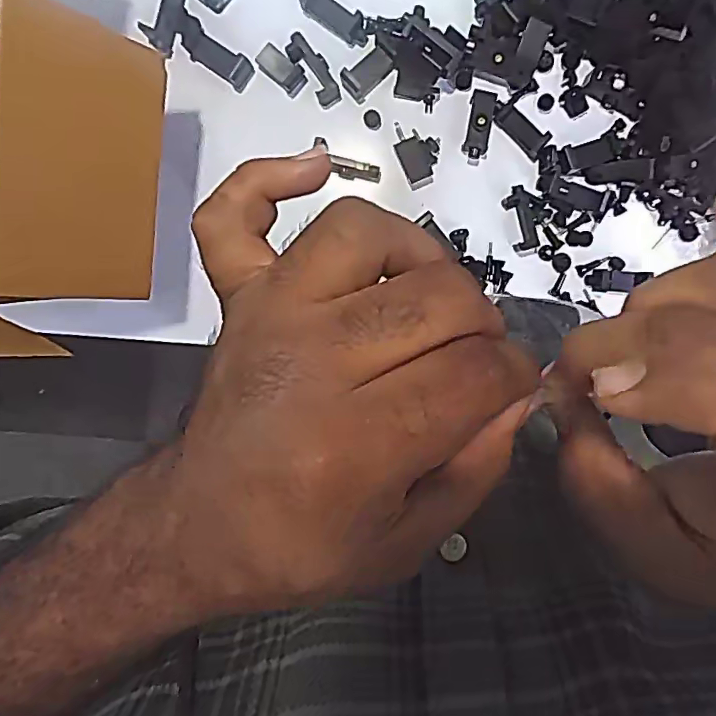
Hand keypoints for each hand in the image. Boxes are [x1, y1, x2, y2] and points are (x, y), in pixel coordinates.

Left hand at [135, 149, 539, 615]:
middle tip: (473, 357)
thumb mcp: (404, 543)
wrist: (195, 530)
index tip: (512, 389)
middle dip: (483, 327)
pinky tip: (313, 169)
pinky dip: (267, 179)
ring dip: (417, 256)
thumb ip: (475, 470)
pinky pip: (234, 216)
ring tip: (425, 293)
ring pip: (362, 233)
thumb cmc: (296, 546)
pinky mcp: (237, 298)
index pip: (476, 374)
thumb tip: (519, 394)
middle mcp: (311, 361)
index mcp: (356, 443)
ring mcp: (268, 315)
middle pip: (439, 300)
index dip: (516, 377)